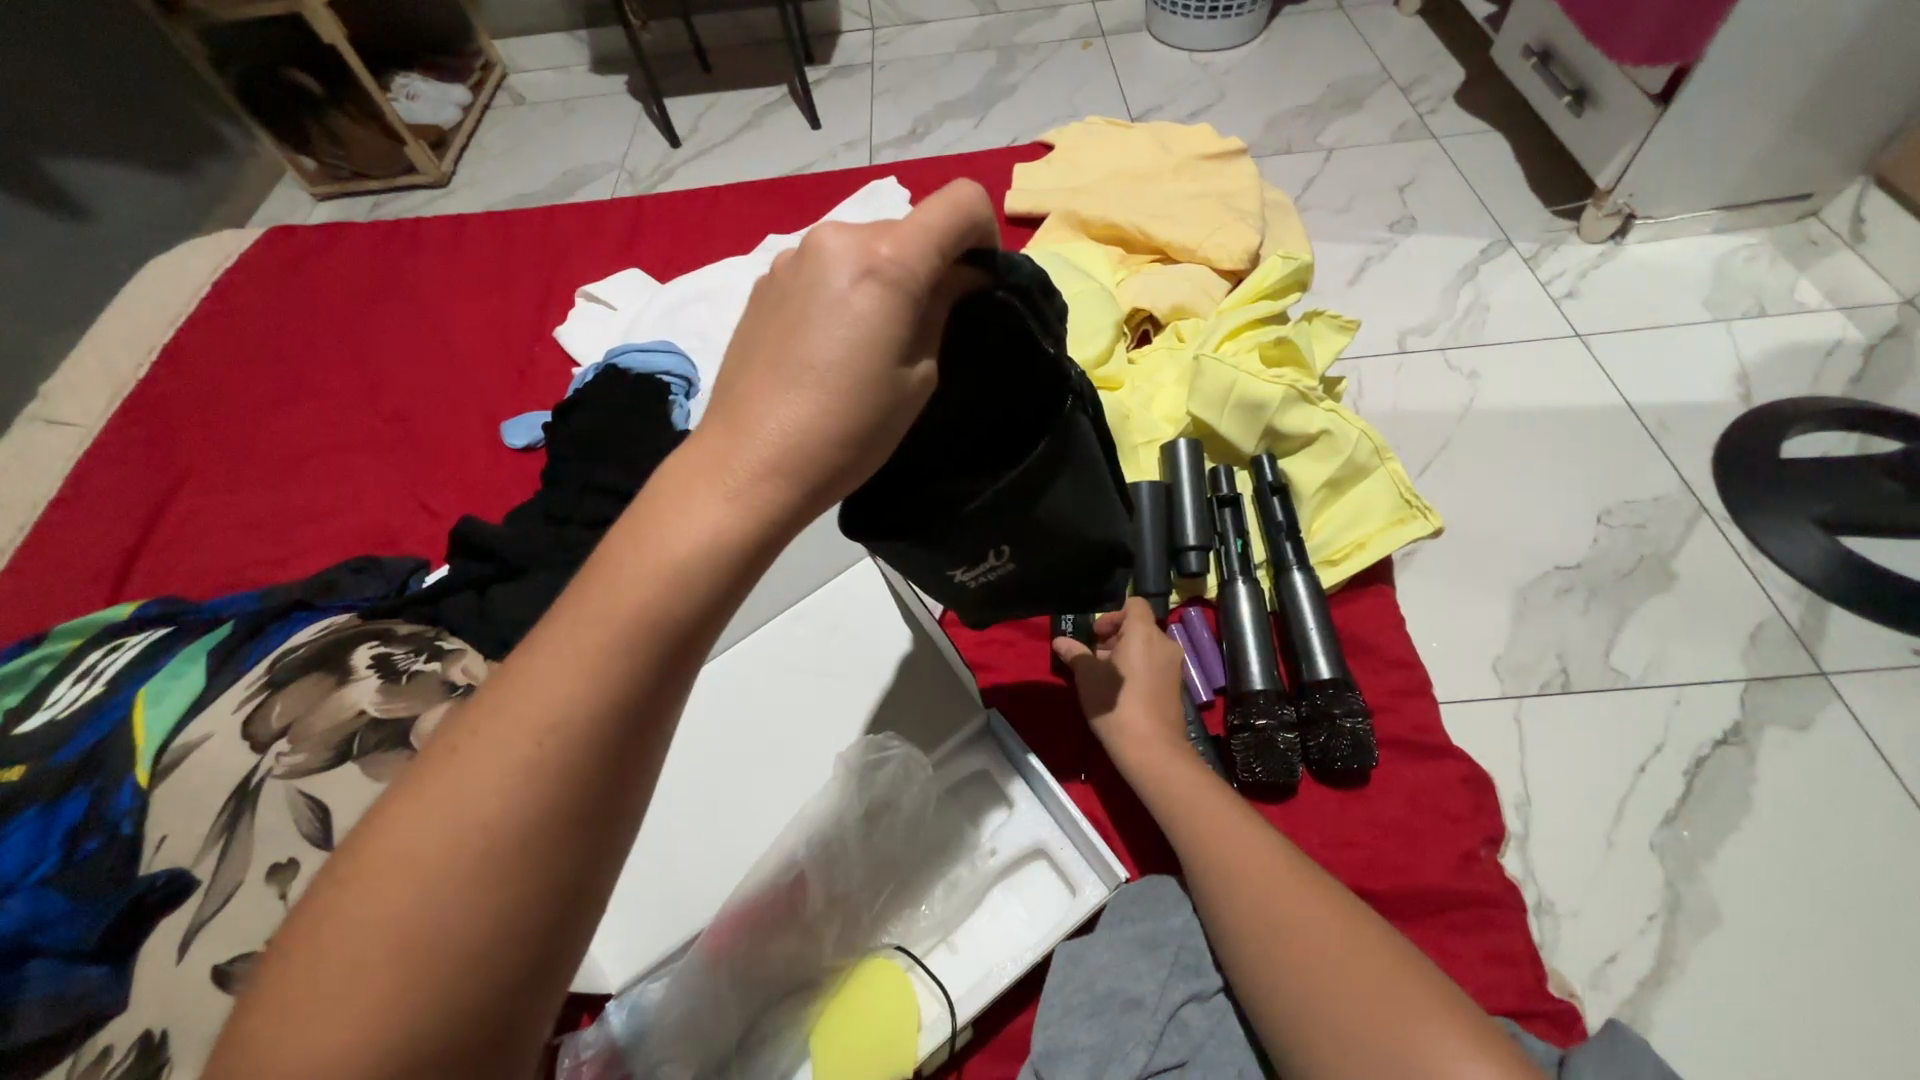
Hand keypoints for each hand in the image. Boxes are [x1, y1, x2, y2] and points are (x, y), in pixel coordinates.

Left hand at [692, 180, 1000, 528]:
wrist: (751, 462)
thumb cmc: (849, 431)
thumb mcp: (919, 376)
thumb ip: (942, 309)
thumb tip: (958, 277)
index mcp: (886, 259)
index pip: (961, 201)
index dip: (984, 235)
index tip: (977, 284)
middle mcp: (838, 238)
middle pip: (909, 228)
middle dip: (929, 265)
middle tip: (924, 328)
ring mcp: (794, 256)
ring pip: (864, 248)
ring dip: (883, 277)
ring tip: (869, 342)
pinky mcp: (766, 280)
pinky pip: (827, 267)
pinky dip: (845, 289)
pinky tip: (829, 345)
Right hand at [1052, 598, 1189, 759]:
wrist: (1150, 748)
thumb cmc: (1115, 704)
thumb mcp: (1087, 676)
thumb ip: (1075, 654)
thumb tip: (1060, 641)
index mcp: (1144, 633)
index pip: (1135, 604)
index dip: (1113, 615)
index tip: (1096, 634)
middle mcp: (1164, 643)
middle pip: (1140, 627)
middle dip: (1115, 637)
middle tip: (1094, 657)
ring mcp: (1174, 666)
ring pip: (1147, 647)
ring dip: (1126, 654)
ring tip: (1105, 676)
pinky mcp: (1176, 686)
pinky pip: (1155, 665)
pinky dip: (1138, 669)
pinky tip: (1121, 691)